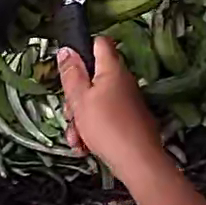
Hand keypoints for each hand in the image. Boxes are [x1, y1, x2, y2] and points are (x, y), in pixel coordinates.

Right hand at [56, 37, 177, 185]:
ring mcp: (127, 100)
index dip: (83, 49)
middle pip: (93, 77)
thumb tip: (66, 49)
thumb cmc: (106, 126)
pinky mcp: (129, 119)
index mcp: (112, 68)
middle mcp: (122, 80)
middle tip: (70, 113)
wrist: (139, 161)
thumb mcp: (80, 99)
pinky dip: (93, 129)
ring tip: (77, 138)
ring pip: (96, 101)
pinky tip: (85, 146)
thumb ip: (71, 74)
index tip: (69, 67)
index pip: (100, 42)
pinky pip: (105, 117)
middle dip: (76, 96)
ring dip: (81, 118)